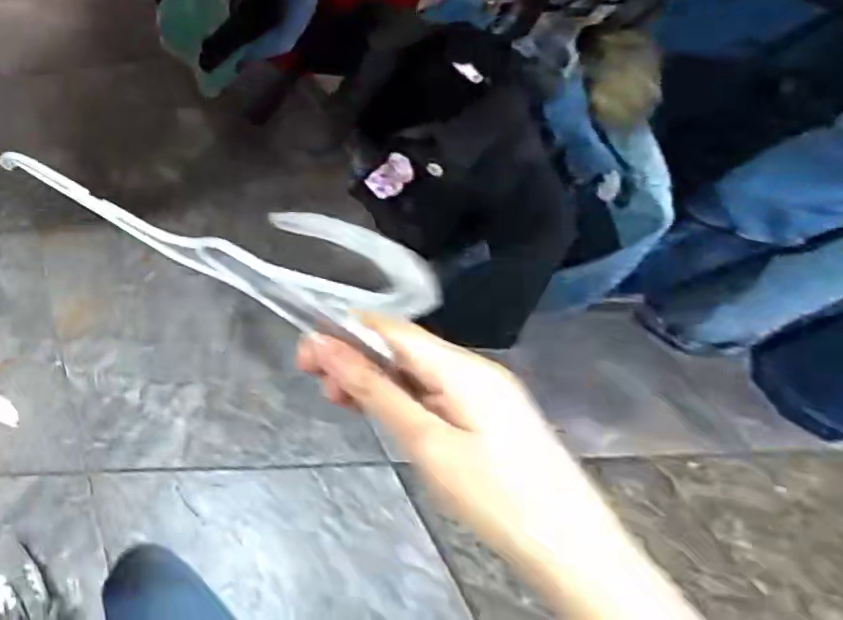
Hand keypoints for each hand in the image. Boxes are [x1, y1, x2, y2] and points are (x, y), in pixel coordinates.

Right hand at [295, 317, 630, 581]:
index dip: (338, 333)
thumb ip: (371, 388)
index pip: (384, 326)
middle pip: (397, 345)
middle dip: (352, 358)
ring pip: (411, 368)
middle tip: (323, 390)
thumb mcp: (424, 442)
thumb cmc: (499, 499)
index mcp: (461, 368)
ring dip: (372, 379)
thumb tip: (321, 343)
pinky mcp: (493, 417)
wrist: (588, 566)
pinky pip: (432, 389)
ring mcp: (488, 394)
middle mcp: (475, 370)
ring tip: (346, 406)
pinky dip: (399, 396)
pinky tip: (386, 417)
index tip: (305, 360)